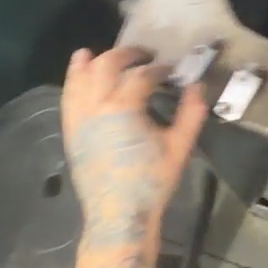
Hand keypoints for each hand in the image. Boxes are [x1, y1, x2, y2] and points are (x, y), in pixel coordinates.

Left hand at [61, 46, 209, 246]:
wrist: (118, 214)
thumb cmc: (151, 182)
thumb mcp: (179, 148)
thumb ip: (191, 114)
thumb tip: (198, 86)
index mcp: (125, 108)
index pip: (142, 75)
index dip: (158, 69)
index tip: (171, 70)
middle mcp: (97, 106)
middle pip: (108, 65)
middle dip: (127, 55)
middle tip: (145, 55)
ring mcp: (79, 117)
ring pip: (83, 76)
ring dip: (96, 60)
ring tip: (107, 53)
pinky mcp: (70, 129)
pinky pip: (68, 95)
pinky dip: (73, 77)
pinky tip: (79, 68)